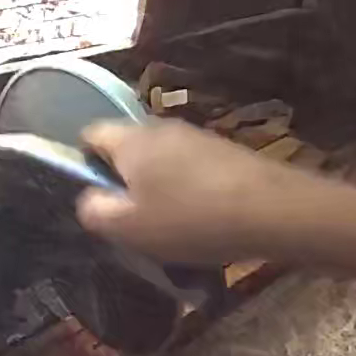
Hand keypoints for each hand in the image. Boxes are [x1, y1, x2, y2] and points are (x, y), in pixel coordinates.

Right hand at [76, 119, 326, 263]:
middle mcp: (160, 127)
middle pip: (126, 146)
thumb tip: (88, 199)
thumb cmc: (190, 219)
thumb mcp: (130, 228)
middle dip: (121, 177)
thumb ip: (95, 211)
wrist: (273, 211)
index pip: (90, 134)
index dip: (82, 162)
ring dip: (155, 184)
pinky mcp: (223, 150)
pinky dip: (185, 187)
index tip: (94, 195)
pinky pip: (188, 166)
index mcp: (131, 139)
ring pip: (159, 157)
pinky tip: (199, 216)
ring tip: (165, 221)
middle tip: (128, 215)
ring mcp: (196, 136)